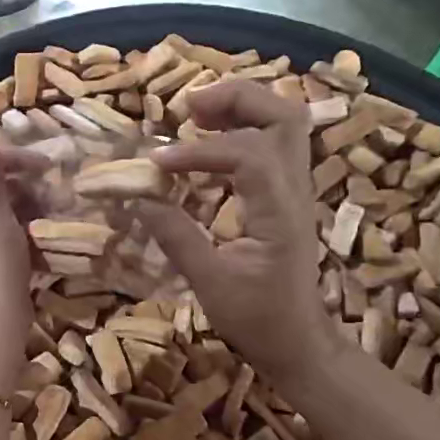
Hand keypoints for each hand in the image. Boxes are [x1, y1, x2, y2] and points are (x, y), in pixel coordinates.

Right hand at [131, 81, 339, 378]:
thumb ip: (176, 237)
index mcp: (279, 212)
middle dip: (236, 99)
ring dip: (242, 108)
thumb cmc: (258, 319)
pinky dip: (243, 129)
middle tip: (188, 107)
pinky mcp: (288, 195)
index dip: (198, 151)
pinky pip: (275, 142)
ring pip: (285, 122)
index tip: (156, 163)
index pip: (246, 154)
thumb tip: (140, 197)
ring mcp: (296, 189)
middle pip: (283, 115)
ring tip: (195, 116)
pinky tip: (209, 142)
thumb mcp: (210, 284)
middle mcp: (295, 190)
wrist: (298, 340)